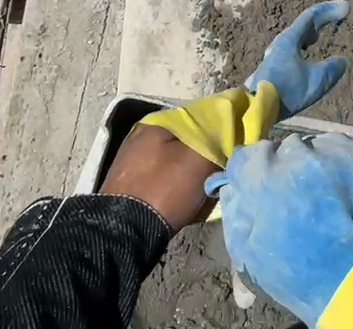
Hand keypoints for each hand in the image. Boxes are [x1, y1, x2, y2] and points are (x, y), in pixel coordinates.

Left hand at [98, 124, 219, 228]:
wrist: (122, 236)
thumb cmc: (164, 189)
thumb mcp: (200, 160)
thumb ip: (218, 140)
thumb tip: (229, 134)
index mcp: (156, 123)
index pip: (198, 116)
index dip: (218, 130)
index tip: (230, 145)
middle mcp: (138, 137)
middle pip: (184, 140)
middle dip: (202, 151)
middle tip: (217, 167)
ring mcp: (128, 164)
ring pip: (172, 160)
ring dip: (188, 170)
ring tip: (202, 185)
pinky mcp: (125, 188)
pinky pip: (159, 178)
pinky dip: (173, 184)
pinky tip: (182, 196)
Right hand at [203, 134, 352, 324]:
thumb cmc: (296, 268)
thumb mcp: (249, 253)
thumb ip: (236, 217)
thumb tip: (233, 194)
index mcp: (260, 173)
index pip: (246, 158)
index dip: (252, 173)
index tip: (261, 188)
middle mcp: (293, 150)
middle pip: (284, 150)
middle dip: (286, 168)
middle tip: (298, 197)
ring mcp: (328, 147)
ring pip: (314, 148)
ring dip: (315, 163)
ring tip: (326, 194)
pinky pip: (342, 148)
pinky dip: (341, 162)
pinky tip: (346, 189)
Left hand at [245, 0, 349, 117]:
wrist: (256, 112)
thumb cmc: (287, 92)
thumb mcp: (316, 80)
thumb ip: (332, 68)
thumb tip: (342, 60)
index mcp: (289, 40)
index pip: (311, 16)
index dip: (330, 10)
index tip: (347, 7)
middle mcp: (280, 43)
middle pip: (303, 25)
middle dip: (322, 19)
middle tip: (339, 17)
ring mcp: (273, 56)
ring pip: (296, 37)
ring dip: (311, 34)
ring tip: (319, 37)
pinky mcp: (271, 68)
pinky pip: (291, 49)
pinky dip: (303, 46)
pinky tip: (304, 56)